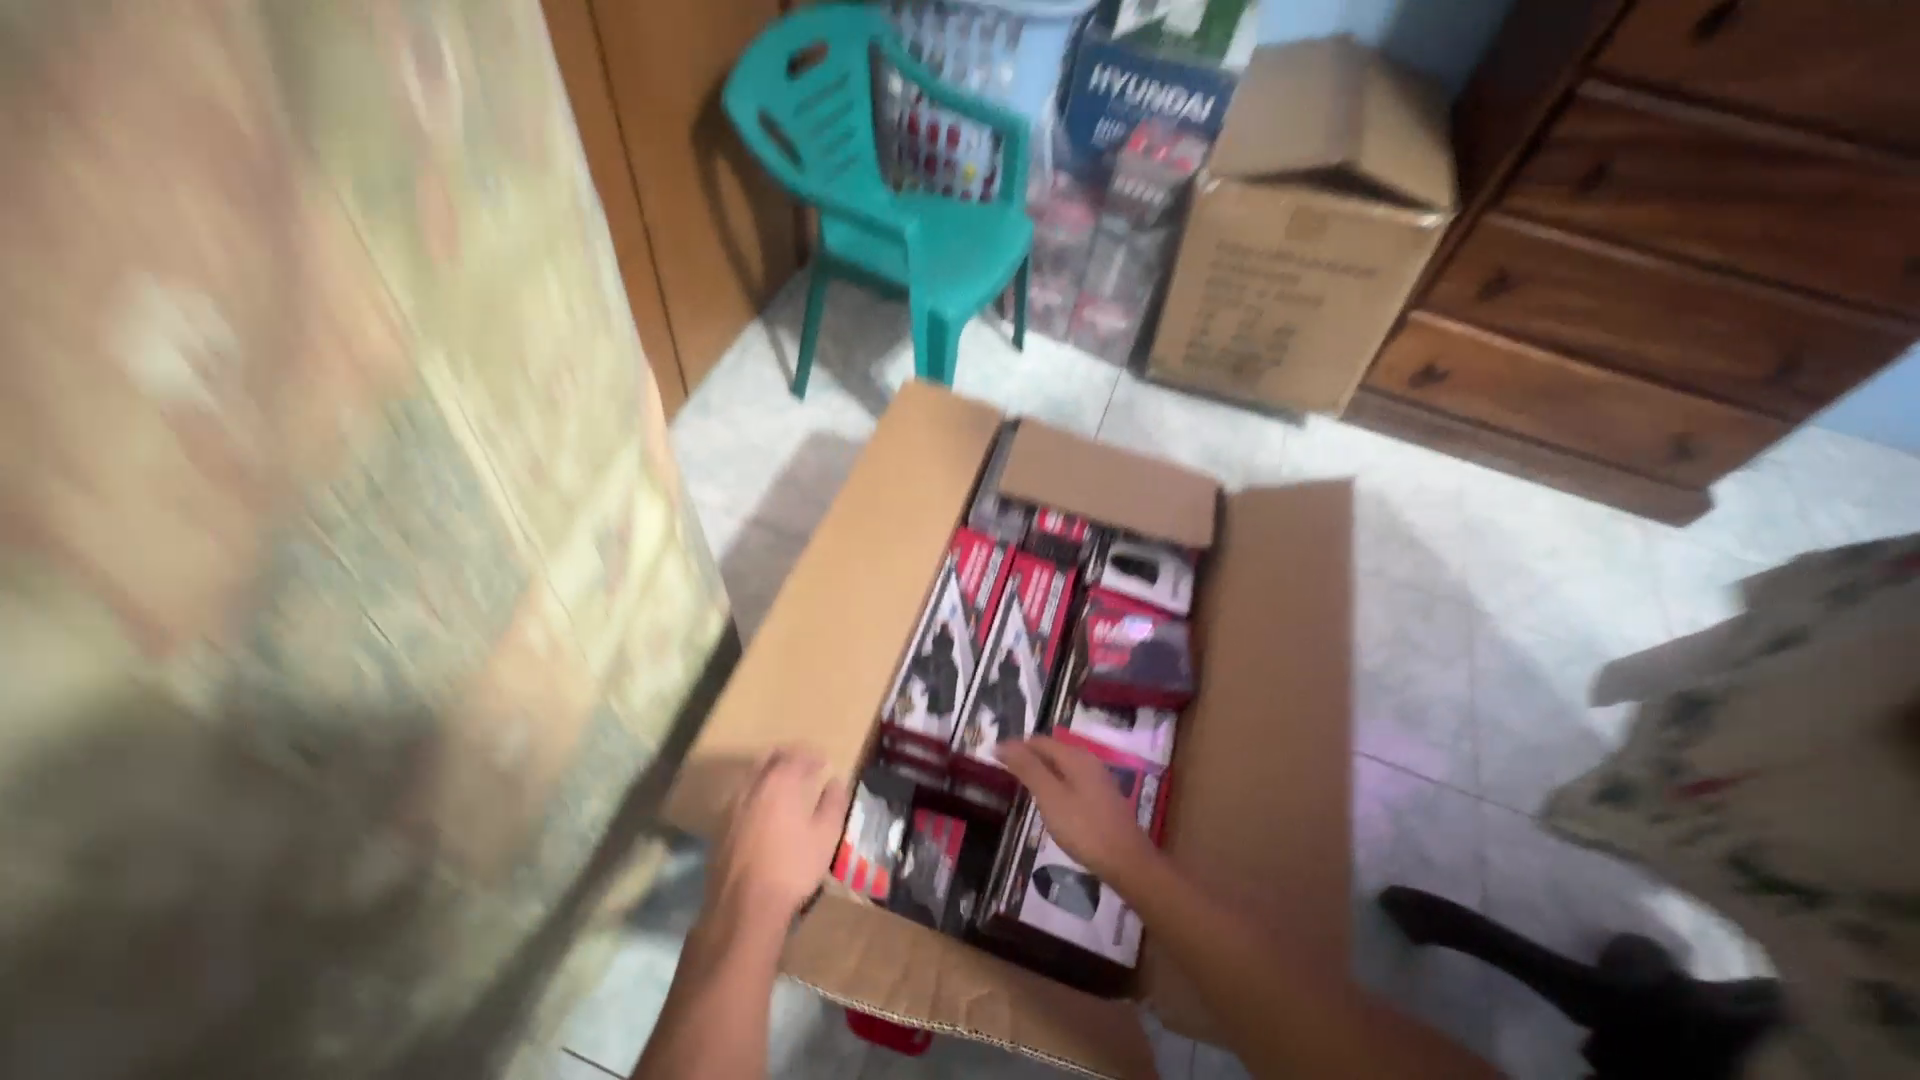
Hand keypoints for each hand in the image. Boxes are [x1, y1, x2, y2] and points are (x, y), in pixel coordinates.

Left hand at [704, 749, 850, 931]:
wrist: (744, 906)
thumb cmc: (792, 868)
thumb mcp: (826, 836)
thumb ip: (833, 803)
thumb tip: (836, 782)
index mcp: (780, 783)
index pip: (797, 755)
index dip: (812, 755)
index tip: (824, 761)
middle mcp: (752, 786)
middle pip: (769, 758)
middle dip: (788, 757)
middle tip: (803, 765)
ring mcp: (731, 806)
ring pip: (751, 776)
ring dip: (768, 773)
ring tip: (784, 786)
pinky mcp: (719, 826)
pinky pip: (740, 797)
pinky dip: (755, 793)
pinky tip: (763, 810)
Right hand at [999, 736, 1158, 884]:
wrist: (1126, 861)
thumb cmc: (1084, 828)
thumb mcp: (1050, 797)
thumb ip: (1028, 769)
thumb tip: (1003, 744)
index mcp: (1076, 757)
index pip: (1039, 741)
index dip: (1016, 747)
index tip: (994, 759)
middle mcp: (1089, 762)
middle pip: (1052, 751)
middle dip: (1028, 757)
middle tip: (1004, 772)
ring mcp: (1098, 781)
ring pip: (1062, 767)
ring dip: (1041, 772)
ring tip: (1021, 787)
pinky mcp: (1102, 799)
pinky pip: (1072, 782)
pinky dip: (1055, 785)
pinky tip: (1048, 803)